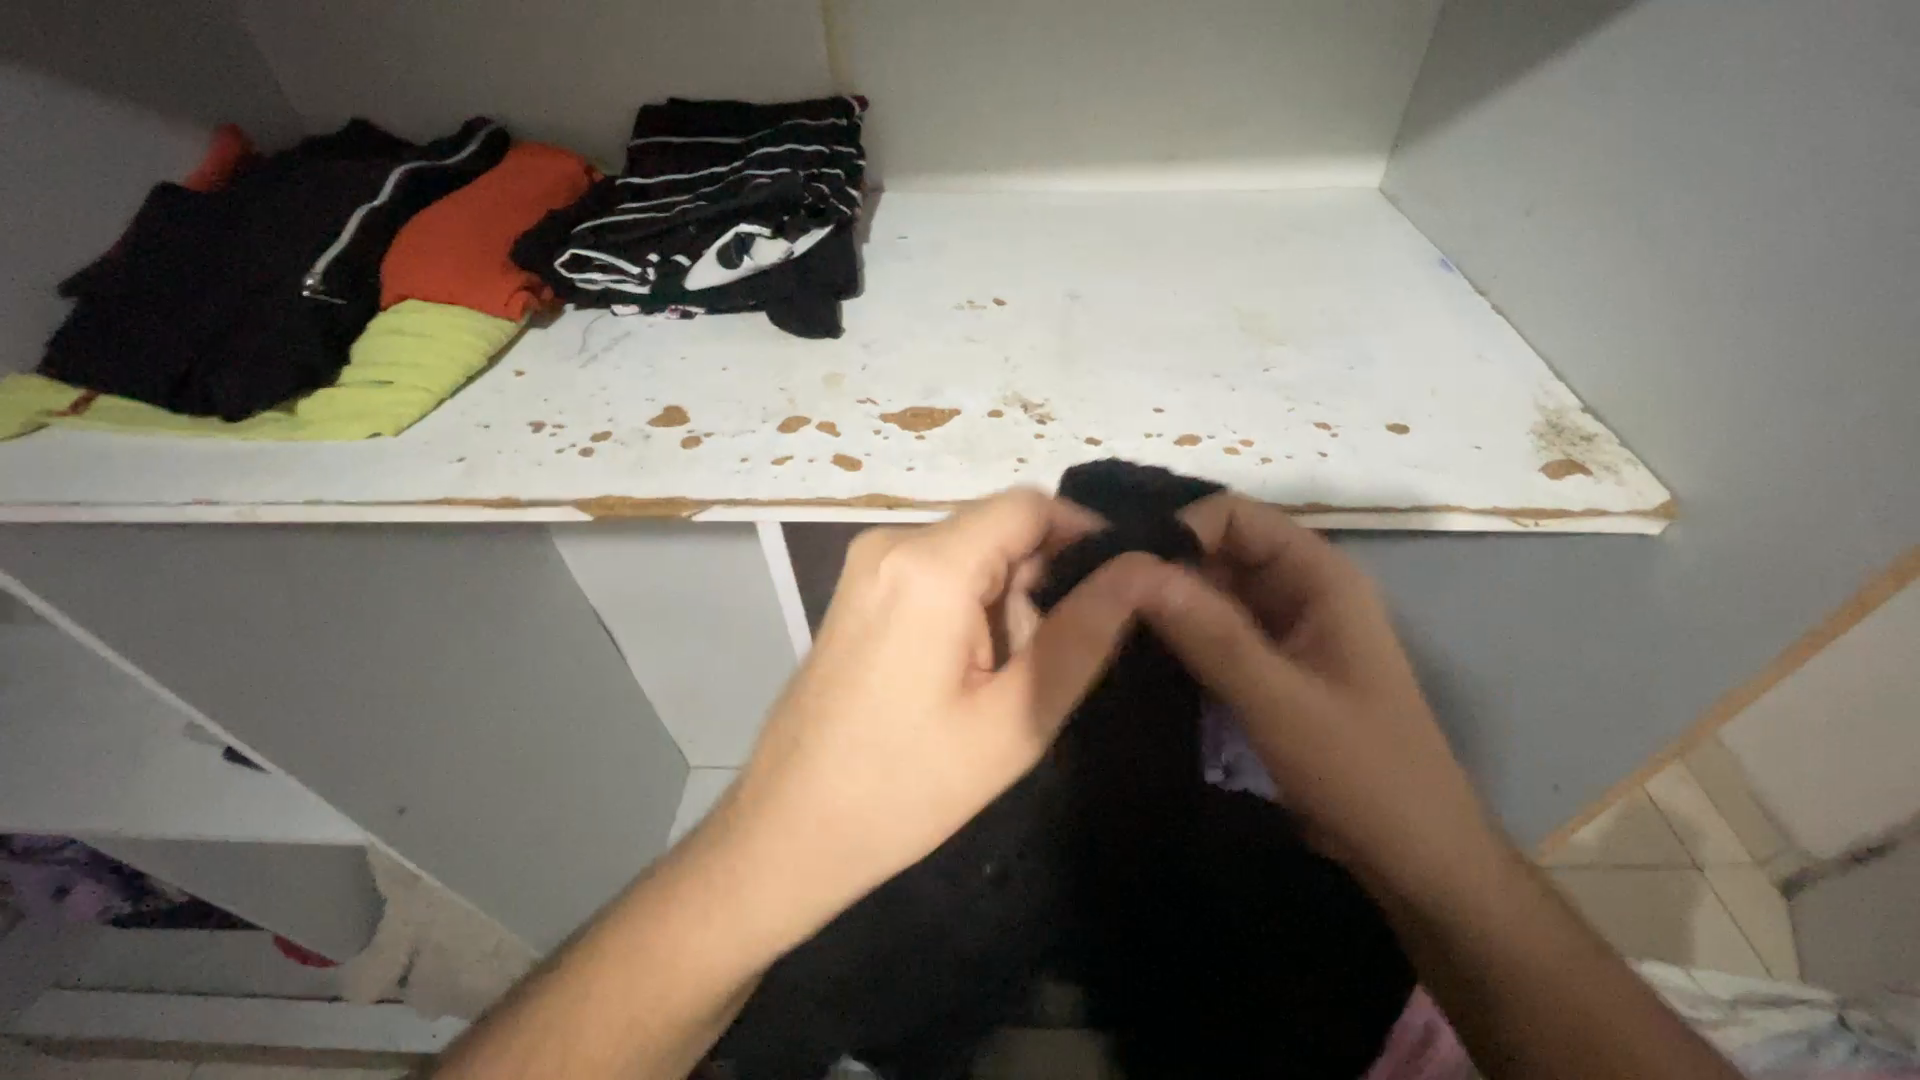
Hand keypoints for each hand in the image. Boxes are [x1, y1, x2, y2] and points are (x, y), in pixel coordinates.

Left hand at [717, 489, 1163, 934]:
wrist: (790, 830)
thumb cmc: (906, 786)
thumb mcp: (1017, 717)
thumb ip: (1087, 632)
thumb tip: (1146, 568)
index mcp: (929, 564)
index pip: (1031, 504)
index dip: (1086, 534)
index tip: (1123, 591)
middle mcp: (890, 543)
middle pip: (998, 529)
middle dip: (1042, 583)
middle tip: (1050, 664)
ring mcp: (865, 567)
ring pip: (970, 555)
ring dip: (1005, 604)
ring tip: (1000, 685)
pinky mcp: (858, 593)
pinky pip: (936, 576)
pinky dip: (969, 610)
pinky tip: (964, 677)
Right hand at [1140, 494, 1500, 890]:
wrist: (1411, 855)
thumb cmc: (1360, 771)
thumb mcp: (1279, 701)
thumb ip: (1209, 634)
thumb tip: (1133, 570)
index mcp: (1319, 576)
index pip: (1233, 515)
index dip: (1177, 531)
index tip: (1121, 574)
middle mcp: (1299, 589)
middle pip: (1216, 549)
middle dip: (1161, 568)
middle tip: (1096, 601)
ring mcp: (1282, 629)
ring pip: (1209, 592)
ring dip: (1163, 605)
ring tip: (1102, 625)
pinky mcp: (1267, 666)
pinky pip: (1211, 632)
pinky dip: (1176, 637)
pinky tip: (1131, 654)